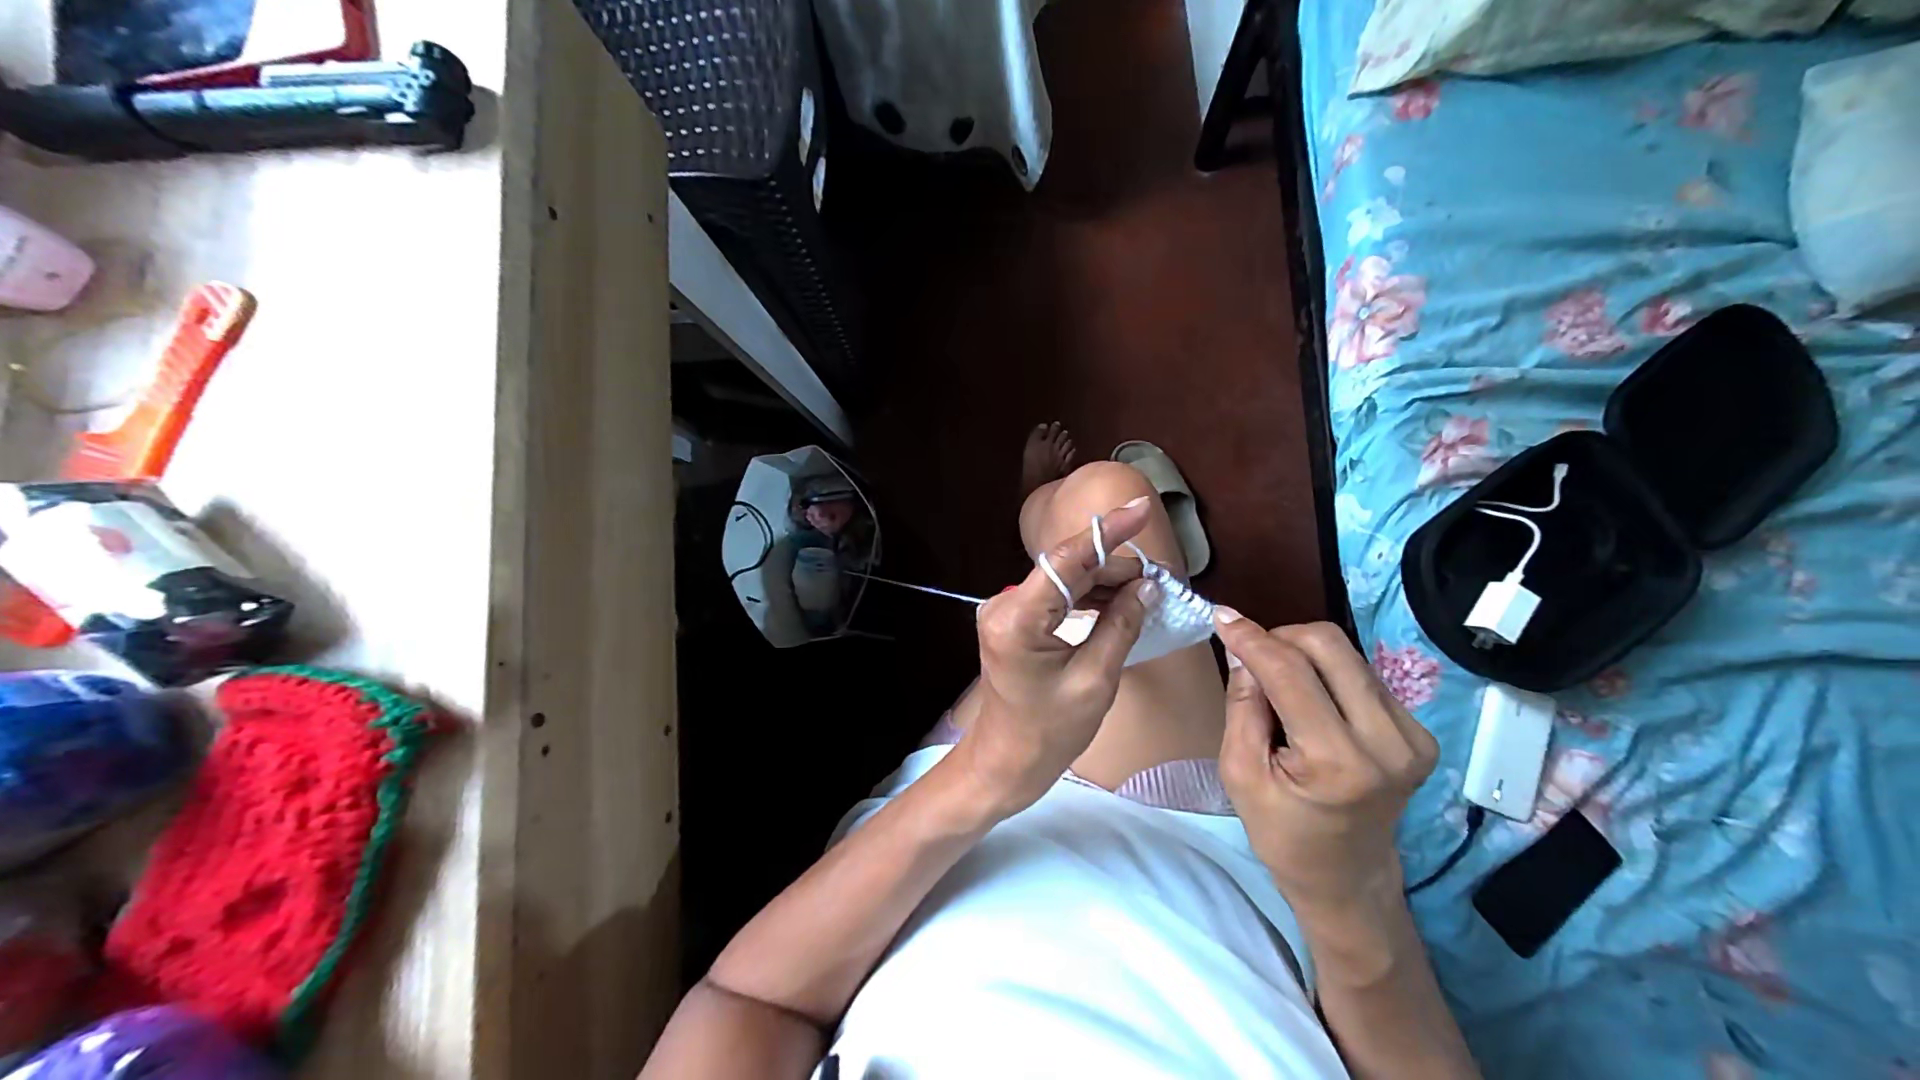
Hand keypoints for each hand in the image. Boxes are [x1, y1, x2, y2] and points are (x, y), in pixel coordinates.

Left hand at [955, 497, 1157, 814]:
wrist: (1006, 760)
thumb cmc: (1049, 732)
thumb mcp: (1095, 681)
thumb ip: (1120, 626)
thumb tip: (1147, 587)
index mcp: (1018, 619)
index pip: (1067, 560)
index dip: (1107, 532)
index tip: (1141, 509)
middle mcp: (1004, 605)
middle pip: (1068, 568)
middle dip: (1115, 567)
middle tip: (1160, 579)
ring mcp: (1005, 610)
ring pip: (1064, 580)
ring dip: (1105, 582)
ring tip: (1146, 592)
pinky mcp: (1013, 619)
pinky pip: (1056, 596)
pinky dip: (1088, 597)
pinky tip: (1119, 602)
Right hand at [1213, 614, 1438, 915]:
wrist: (1347, 877)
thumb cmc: (1283, 833)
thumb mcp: (1240, 774)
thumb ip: (1243, 706)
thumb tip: (1242, 649)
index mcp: (1338, 761)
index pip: (1291, 673)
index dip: (1252, 638)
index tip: (1222, 616)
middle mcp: (1387, 741)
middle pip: (1329, 646)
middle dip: (1280, 636)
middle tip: (1250, 654)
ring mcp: (1412, 735)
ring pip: (1347, 653)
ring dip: (1302, 653)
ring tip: (1277, 683)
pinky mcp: (1419, 731)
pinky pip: (1362, 673)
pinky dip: (1325, 672)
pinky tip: (1309, 699)